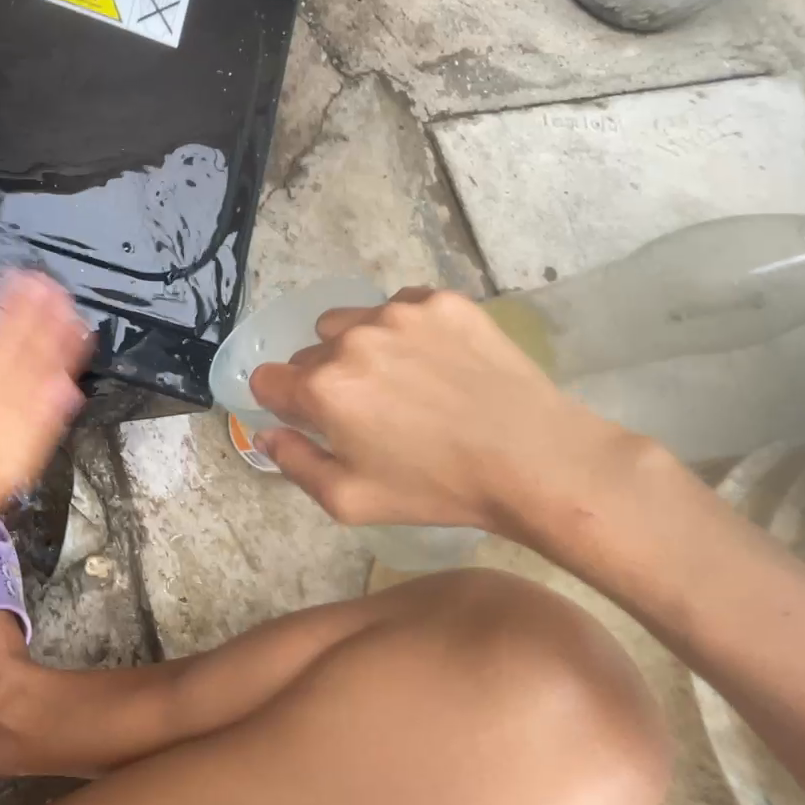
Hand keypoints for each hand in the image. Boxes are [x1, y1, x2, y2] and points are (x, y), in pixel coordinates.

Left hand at [0, 271, 90, 529]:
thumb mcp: (28, 453)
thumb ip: (47, 416)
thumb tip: (66, 384)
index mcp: (22, 403)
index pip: (45, 361)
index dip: (58, 333)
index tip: (69, 309)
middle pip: (20, 342)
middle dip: (34, 310)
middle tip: (45, 281)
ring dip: (4, 307)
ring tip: (16, 277)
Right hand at [247, 288, 643, 540]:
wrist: (538, 462)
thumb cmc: (437, 488)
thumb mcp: (350, 500)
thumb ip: (293, 464)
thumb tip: (267, 434)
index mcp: (322, 389)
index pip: (266, 379)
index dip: (284, 403)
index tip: (314, 420)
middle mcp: (349, 342)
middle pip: (307, 354)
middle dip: (324, 380)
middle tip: (370, 411)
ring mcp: (397, 315)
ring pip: (346, 324)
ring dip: (356, 348)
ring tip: (401, 380)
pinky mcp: (440, 303)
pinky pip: (396, 307)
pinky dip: (403, 331)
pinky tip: (434, 362)